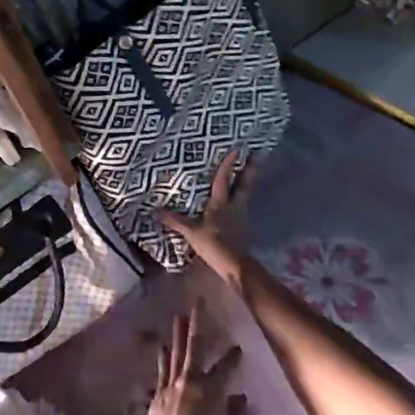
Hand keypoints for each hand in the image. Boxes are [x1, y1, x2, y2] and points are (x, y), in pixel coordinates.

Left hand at [140, 303, 248, 414]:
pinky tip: (162, 349)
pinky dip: (163, 359)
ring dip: (176, 334)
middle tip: (198, 301)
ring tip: (177, 315)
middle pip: (194, 346)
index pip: (226, 366)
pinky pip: (160, 373)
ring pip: (174, 355)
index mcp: (211, 390)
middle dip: (197, 322)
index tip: (238, 348)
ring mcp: (168, 390)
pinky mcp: (155, 400)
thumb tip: (238, 400)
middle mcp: (189, 382)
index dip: (233, 357)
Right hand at [161, 151, 256, 283]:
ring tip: (248, 176)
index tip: (237, 149)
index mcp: (221, 203)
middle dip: (250, 170)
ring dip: (247, 185)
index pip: (224, 179)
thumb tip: (156, 210)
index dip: (229, 164)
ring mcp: (241, 217)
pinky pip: (242, 210)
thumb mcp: (191, 232)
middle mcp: (235, 206)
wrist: (235, 265)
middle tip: (259, 156)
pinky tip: (239, 205)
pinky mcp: (244, 229)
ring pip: (245, 196)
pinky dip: (242, 203)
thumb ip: (175, 221)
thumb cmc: (213, 244)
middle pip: (244, 185)